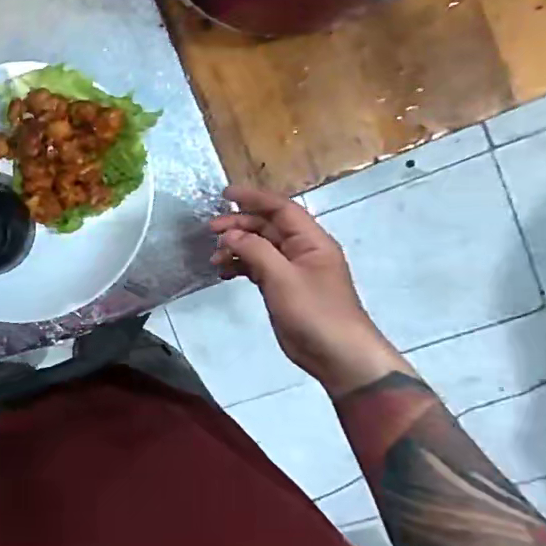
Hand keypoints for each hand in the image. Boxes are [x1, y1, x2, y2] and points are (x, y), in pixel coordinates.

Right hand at [210, 185, 412, 396]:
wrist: (336, 352)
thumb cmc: (315, 311)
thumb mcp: (282, 277)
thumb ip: (254, 250)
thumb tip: (230, 234)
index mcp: (312, 242)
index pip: (282, 210)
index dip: (254, 198)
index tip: (224, 194)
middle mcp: (302, 251)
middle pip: (266, 227)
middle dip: (237, 224)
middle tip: (209, 231)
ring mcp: (292, 270)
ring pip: (258, 246)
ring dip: (235, 247)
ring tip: (215, 258)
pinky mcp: (281, 286)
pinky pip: (255, 266)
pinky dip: (238, 265)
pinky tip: (224, 273)